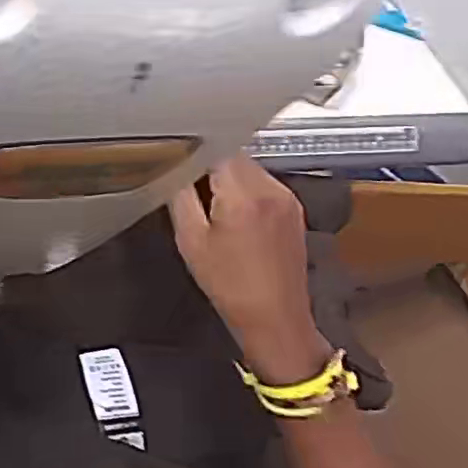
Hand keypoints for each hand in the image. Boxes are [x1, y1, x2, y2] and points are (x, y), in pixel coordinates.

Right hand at [169, 156, 327, 375]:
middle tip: (185, 184)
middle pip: (233, 155)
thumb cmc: (228, 284)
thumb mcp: (190, 239)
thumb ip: (180, 196)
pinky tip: (230, 213)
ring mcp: (287, 198)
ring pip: (247, 168)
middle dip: (208, 164)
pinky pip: (261, 183)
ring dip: (226, 176)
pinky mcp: (293, 209)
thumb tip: (175, 168)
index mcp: (244, 194)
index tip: (174, 162)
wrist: (275, 318)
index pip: (215, 149)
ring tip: (207, 202)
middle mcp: (272, 189)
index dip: (192, 152)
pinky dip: (242, 189)